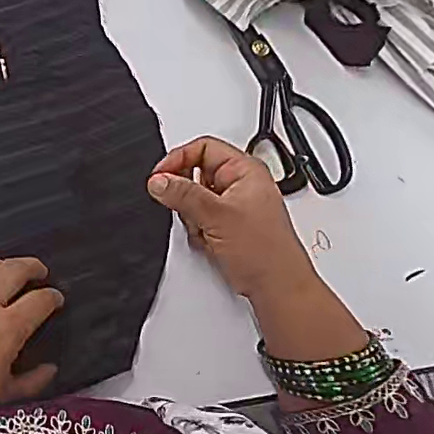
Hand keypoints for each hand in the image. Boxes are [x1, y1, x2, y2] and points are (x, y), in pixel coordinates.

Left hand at [0, 256, 63, 433]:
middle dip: (33, 267)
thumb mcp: (5, 395)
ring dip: (0, 264)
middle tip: (39, 272)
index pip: (40, 299)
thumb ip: (34, 380)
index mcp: (7, 328)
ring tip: (6, 271)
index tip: (55, 299)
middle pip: (15, 269)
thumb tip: (49, 370)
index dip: (53, 297)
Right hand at [146, 136, 317, 300]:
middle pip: (196, 174)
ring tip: (207, 230)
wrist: (275, 285)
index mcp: (245, 170)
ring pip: (196, 200)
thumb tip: (159, 180)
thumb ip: (183, 194)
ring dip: (194, 217)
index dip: (178, 159)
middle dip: (187, 196)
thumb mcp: (216, 215)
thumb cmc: (265, 250)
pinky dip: (199, 231)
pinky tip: (210, 242)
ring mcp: (234, 206)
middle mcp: (241, 185)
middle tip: (191, 211)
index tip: (160, 177)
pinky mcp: (228, 226)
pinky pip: (201, 220)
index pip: (203, 148)